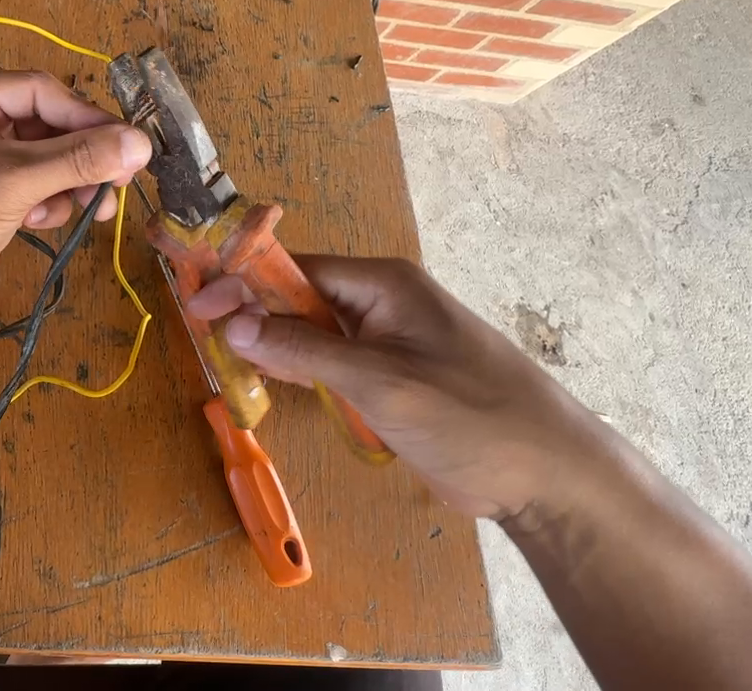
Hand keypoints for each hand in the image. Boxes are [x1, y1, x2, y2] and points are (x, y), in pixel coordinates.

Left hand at [0, 71, 151, 325]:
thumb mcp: (12, 182)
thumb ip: (78, 159)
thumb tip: (143, 142)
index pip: (40, 91)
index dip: (85, 117)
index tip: (129, 146)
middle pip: (47, 125)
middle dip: (82, 155)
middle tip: (120, 182)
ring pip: (47, 159)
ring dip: (72, 182)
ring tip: (92, 210)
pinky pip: (36, 186)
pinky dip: (49, 201)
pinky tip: (40, 222)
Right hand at [186, 256, 616, 520]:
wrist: (554, 481)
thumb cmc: (472, 416)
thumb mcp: (380, 381)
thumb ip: (303, 349)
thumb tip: (232, 321)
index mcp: (382, 283)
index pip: (295, 270)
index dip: (243, 284)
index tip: (198, 304)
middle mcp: (378, 303)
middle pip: (296, 297)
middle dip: (250, 312)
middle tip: (201, 332)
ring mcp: (382, 341)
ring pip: (307, 331)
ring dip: (269, 342)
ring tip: (221, 354)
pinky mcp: (385, 377)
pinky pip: (327, 361)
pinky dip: (295, 368)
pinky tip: (263, 375)